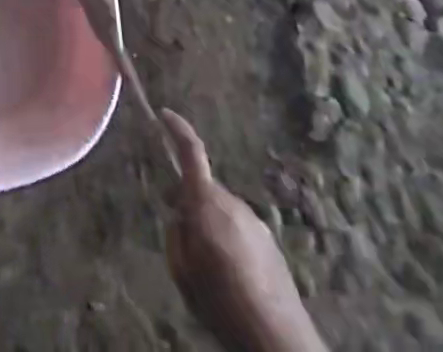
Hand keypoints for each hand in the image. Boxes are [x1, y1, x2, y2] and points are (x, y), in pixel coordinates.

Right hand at [163, 111, 328, 351]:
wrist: (278, 339)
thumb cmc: (222, 303)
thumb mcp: (182, 271)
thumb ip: (176, 234)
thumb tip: (180, 217)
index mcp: (207, 205)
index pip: (192, 153)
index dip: (177, 129)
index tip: (164, 114)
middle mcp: (234, 205)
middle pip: (204, 188)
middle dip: (189, 200)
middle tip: (179, 230)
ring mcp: (256, 223)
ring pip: (222, 210)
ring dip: (210, 224)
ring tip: (207, 264)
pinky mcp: (270, 243)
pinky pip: (238, 228)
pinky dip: (227, 239)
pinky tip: (229, 274)